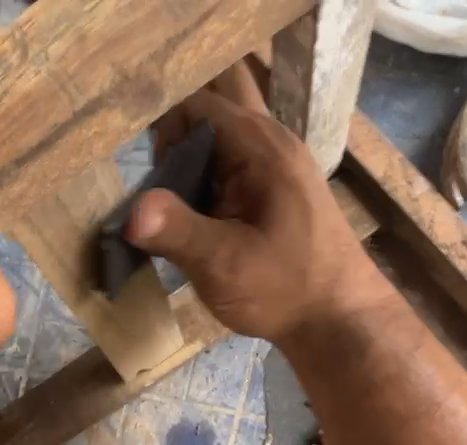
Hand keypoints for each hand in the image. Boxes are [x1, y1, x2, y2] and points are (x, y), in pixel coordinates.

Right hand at [126, 64, 386, 343]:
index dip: (163, 128)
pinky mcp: (271, 192)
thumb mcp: (223, 264)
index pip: (198, 104)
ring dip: (187, 167)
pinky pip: (227, 169)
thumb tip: (130, 212)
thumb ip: (177, 231)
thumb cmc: (284, 289)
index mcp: (261, 147)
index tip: (143, 171)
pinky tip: (189, 222)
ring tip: (166, 210)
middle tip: (157, 185)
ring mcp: (274, 167)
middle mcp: (270, 144)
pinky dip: (202, 185)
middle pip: (209, 115)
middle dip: (175, 140)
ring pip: (216, 143)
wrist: (336, 319)